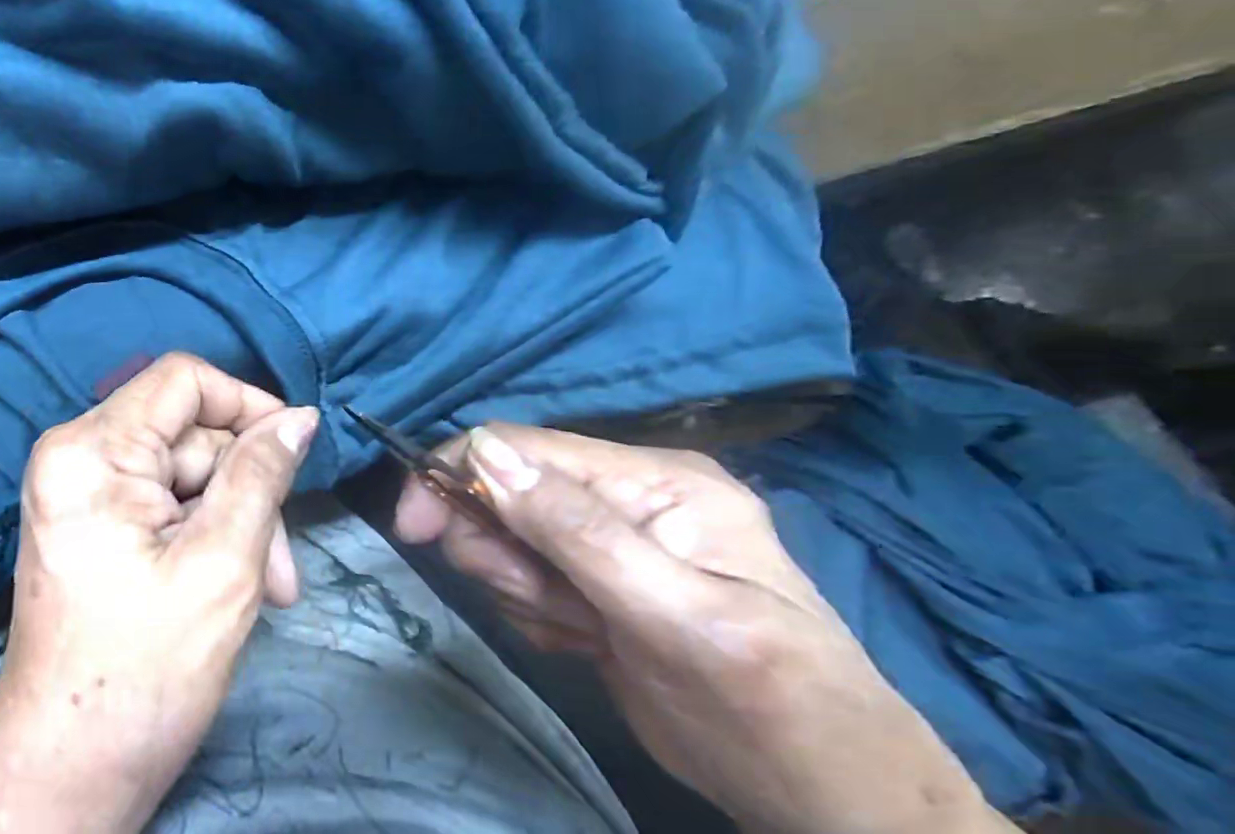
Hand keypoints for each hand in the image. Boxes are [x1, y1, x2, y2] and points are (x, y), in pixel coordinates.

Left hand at [0, 353, 318, 833]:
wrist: (66, 776)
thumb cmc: (144, 674)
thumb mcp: (224, 564)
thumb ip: (263, 475)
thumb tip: (301, 416)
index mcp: (92, 451)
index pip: (184, 379)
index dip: (246, 404)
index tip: (293, 449)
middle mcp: (77, 455)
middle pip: (192, 433)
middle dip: (247, 488)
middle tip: (284, 563)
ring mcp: (83, 490)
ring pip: (190, 473)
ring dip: (237, 521)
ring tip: (269, 588)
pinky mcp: (95, 522)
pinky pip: (170, 502)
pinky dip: (210, 535)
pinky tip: (237, 584)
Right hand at [397, 424, 1017, 833]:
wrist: (828, 801)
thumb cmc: (776, 705)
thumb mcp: (679, 619)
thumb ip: (578, 532)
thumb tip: (483, 451)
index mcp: (655, 479)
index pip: (526, 447)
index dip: (460, 474)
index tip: (415, 528)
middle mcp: (627, 496)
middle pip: (509, 489)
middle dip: (501, 548)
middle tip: (540, 604)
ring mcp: (610, 542)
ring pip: (510, 537)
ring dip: (522, 589)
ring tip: (580, 633)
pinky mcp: (595, 583)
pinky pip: (527, 579)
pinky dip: (536, 614)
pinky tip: (584, 644)